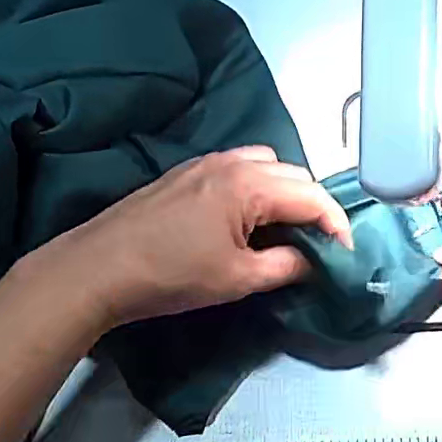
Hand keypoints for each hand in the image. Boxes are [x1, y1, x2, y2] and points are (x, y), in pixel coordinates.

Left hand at [27, 146, 352, 334]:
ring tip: (284, 226)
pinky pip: (240, 166)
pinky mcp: (187, 171)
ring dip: (286, 191)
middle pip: (295, 174)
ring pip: (268, 164)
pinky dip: (259, 185)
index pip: (314, 196)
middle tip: (317, 242)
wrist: (96, 269)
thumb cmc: (172, 276)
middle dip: (315, 206)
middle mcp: (233, 162)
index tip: (345, 253)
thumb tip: (312, 260)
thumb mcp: (239, 280)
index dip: (337, 225)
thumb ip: (287, 266)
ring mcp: (207, 162)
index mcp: (250, 185)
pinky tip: (247, 216)